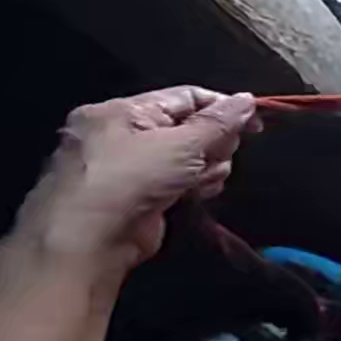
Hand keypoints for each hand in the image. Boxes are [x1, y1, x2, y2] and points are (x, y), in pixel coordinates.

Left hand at [15, 87, 257, 270]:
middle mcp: (122, 134)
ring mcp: (129, 166)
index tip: (255, 125)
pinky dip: (195, 184)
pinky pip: (182, 177)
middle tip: (212, 158)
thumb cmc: (130, 181)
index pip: (188, 96)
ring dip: (207, 167)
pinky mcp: (139, 192)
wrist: (86, 244)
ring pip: (193, 154)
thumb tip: (247, 99)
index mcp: (122, 112)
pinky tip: (195, 194)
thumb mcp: (183, 143)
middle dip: (214, 144)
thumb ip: (220, 120)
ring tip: (199, 183)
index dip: (225, 108)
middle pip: (194, 126)